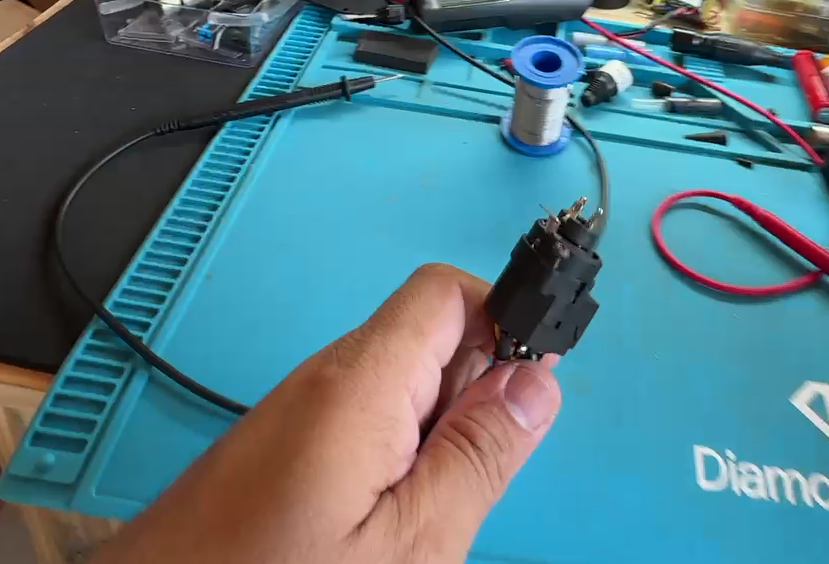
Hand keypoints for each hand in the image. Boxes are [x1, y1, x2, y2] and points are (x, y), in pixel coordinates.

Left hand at [95, 264, 561, 563]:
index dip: (500, 317)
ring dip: (438, 429)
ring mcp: (304, 406)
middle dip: (473, 389)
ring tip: (425, 514)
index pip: (446, 291)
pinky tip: (385, 522)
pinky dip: (399, 452)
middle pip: (429, 333)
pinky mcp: (288, 439)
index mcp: (364, 379)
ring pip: (403, 380)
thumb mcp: (409, 545)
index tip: (527, 386)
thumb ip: (478, 455)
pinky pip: (368, 416)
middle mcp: (332, 373)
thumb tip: (540, 379)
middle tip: (468, 479)